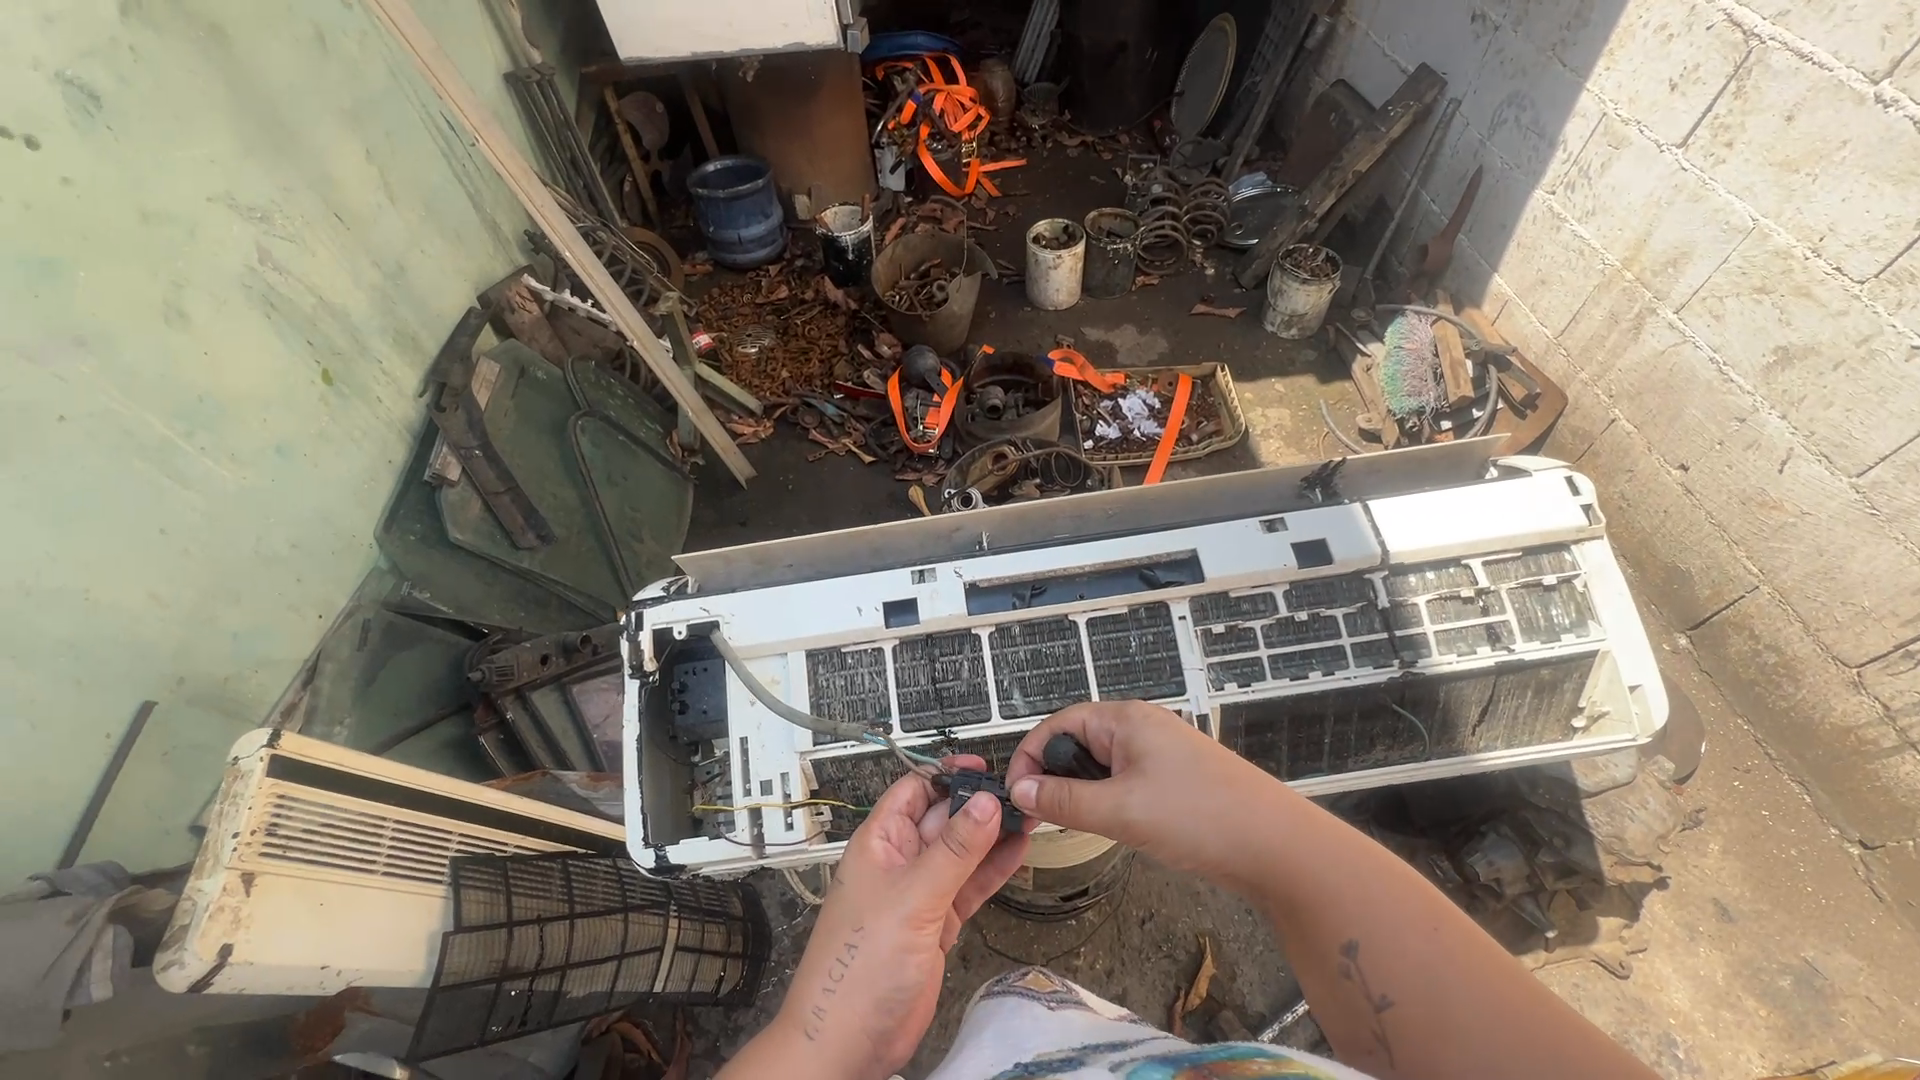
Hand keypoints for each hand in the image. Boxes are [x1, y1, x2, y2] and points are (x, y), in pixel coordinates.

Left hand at [737, 755, 1028, 1079]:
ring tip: (1028, 815)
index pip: (914, 790)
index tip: (984, 767)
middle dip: (978, 805)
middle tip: (1019, 794)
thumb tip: (985, 805)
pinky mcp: (937, 923)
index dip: (947, 774)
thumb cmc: (858, 968)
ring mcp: (920, 893)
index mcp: (880, 842)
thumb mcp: (912, 898)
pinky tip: (1018, 852)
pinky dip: (993, 870)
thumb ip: (953, 852)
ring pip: (962, 852)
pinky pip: (969, 885)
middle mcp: (900, 862)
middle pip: (944, 818)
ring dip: (992, 835)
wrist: (848, 1042)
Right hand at [1005, 701, 1296, 894]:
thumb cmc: (1198, 818)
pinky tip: (1115, 825)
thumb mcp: (1120, 811)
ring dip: (1082, 790)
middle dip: (1055, 774)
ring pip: (1102, 764)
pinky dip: (1109, 798)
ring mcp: (1162, 750)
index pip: (1059, 724)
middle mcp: (1142, 725)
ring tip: (1078, 823)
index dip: (1031, 756)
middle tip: (1044, 816)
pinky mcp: (1176, 776)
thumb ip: (1063, 800)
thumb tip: (1019, 791)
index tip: (1017, 796)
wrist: (1278, 848)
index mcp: (1126, 719)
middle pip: (1078, 740)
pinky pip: (1125, 779)